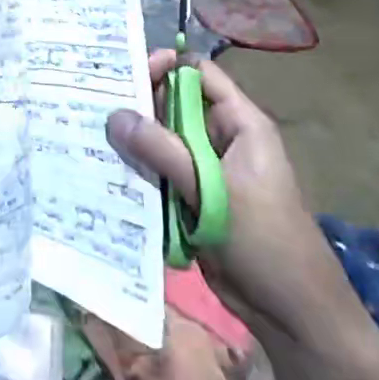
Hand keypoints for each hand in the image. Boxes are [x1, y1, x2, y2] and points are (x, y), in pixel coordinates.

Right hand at [106, 50, 345, 342]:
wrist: (291, 313)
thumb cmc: (265, 241)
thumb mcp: (214, 191)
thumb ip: (164, 151)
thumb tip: (113, 114)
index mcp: (239, 124)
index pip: (198, 74)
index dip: (165, 66)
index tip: (127, 74)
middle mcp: (218, 139)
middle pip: (171, 106)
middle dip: (137, 104)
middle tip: (92, 103)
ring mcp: (203, 170)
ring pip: (159, 140)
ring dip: (131, 141)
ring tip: (87, 132)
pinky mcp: (190, 198)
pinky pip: (156, 172)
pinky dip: (135, 171)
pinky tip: (102, 168)